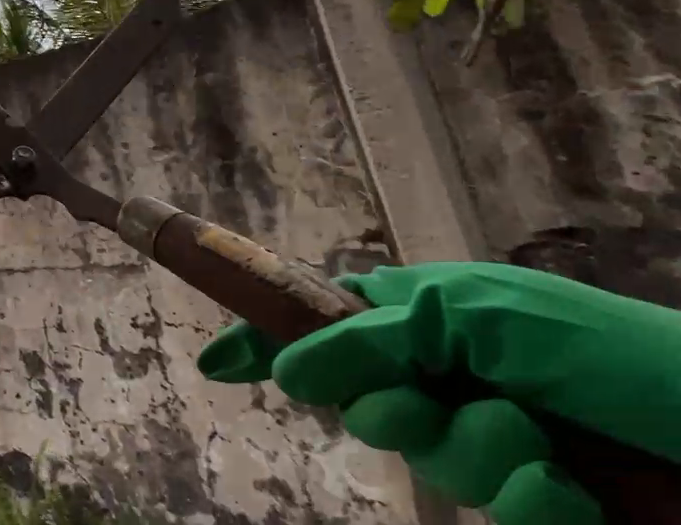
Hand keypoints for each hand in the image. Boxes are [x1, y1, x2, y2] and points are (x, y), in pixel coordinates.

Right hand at [197, 262, 680, 524]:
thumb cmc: (604, 351)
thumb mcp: (473, 316)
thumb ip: (370, 337)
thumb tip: (285, 370)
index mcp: (423, 318)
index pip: (316, 321)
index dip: (262, 341)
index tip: (215, 368)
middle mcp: (443, 375)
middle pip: (356, 398)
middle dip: (387, 408)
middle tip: (431, 400)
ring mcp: (488, 440)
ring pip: (420, 455)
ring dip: (470, 450)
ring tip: (537, 443)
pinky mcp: (537, 505)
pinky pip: (492, 511)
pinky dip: (526, 502)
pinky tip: (568, 493)